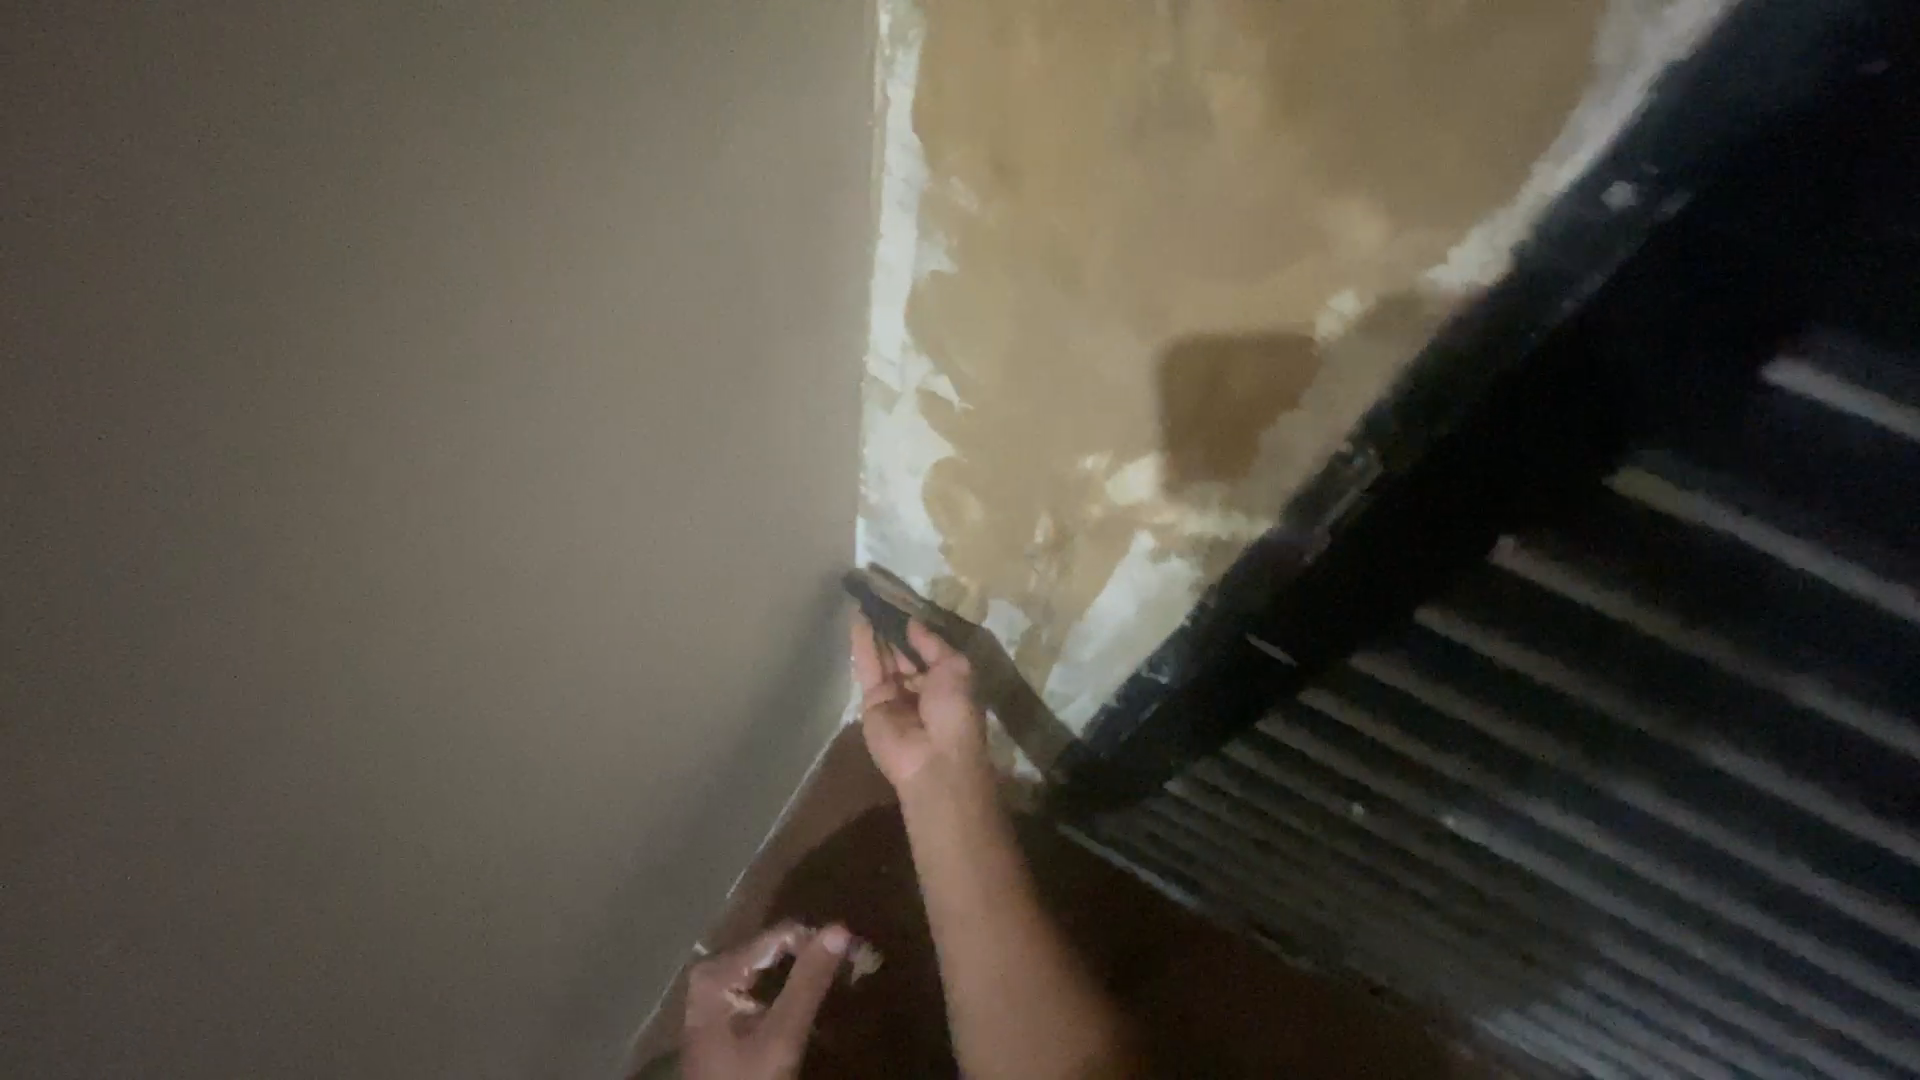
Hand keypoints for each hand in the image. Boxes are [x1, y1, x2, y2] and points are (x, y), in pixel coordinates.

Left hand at [681, 922, 849, 1079]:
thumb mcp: (781, 1037)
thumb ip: (808, 982)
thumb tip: (841, 929)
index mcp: (719, 970)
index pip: (782, 935)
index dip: (821, 941)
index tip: (858, 953)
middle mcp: (713, 967)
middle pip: (775, 946)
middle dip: (815, 954)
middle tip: (855, 966)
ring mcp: (715, 986)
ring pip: (772, 962)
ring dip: (807, 969)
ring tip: (841, 976)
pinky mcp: (723, 1005)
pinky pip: (764, 979)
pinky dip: (791, 984)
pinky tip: (814, 993)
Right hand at [851, 616, 991, 799]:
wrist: (934, 759)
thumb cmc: (954, 712)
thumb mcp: (956, 669)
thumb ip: (933, 644)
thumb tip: (914, 623)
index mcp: (944, 680)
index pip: (927, 649)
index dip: (916, 628)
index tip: (903, 602)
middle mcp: (918, 686)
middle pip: (901, 651)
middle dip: (892, 626)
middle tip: (879, 595)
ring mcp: (893, 694)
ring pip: (882, 656)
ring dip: (875, 630)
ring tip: (866, 600)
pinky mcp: (871, 701)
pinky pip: (867, 668)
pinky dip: (863, 644)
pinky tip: (859, 618)